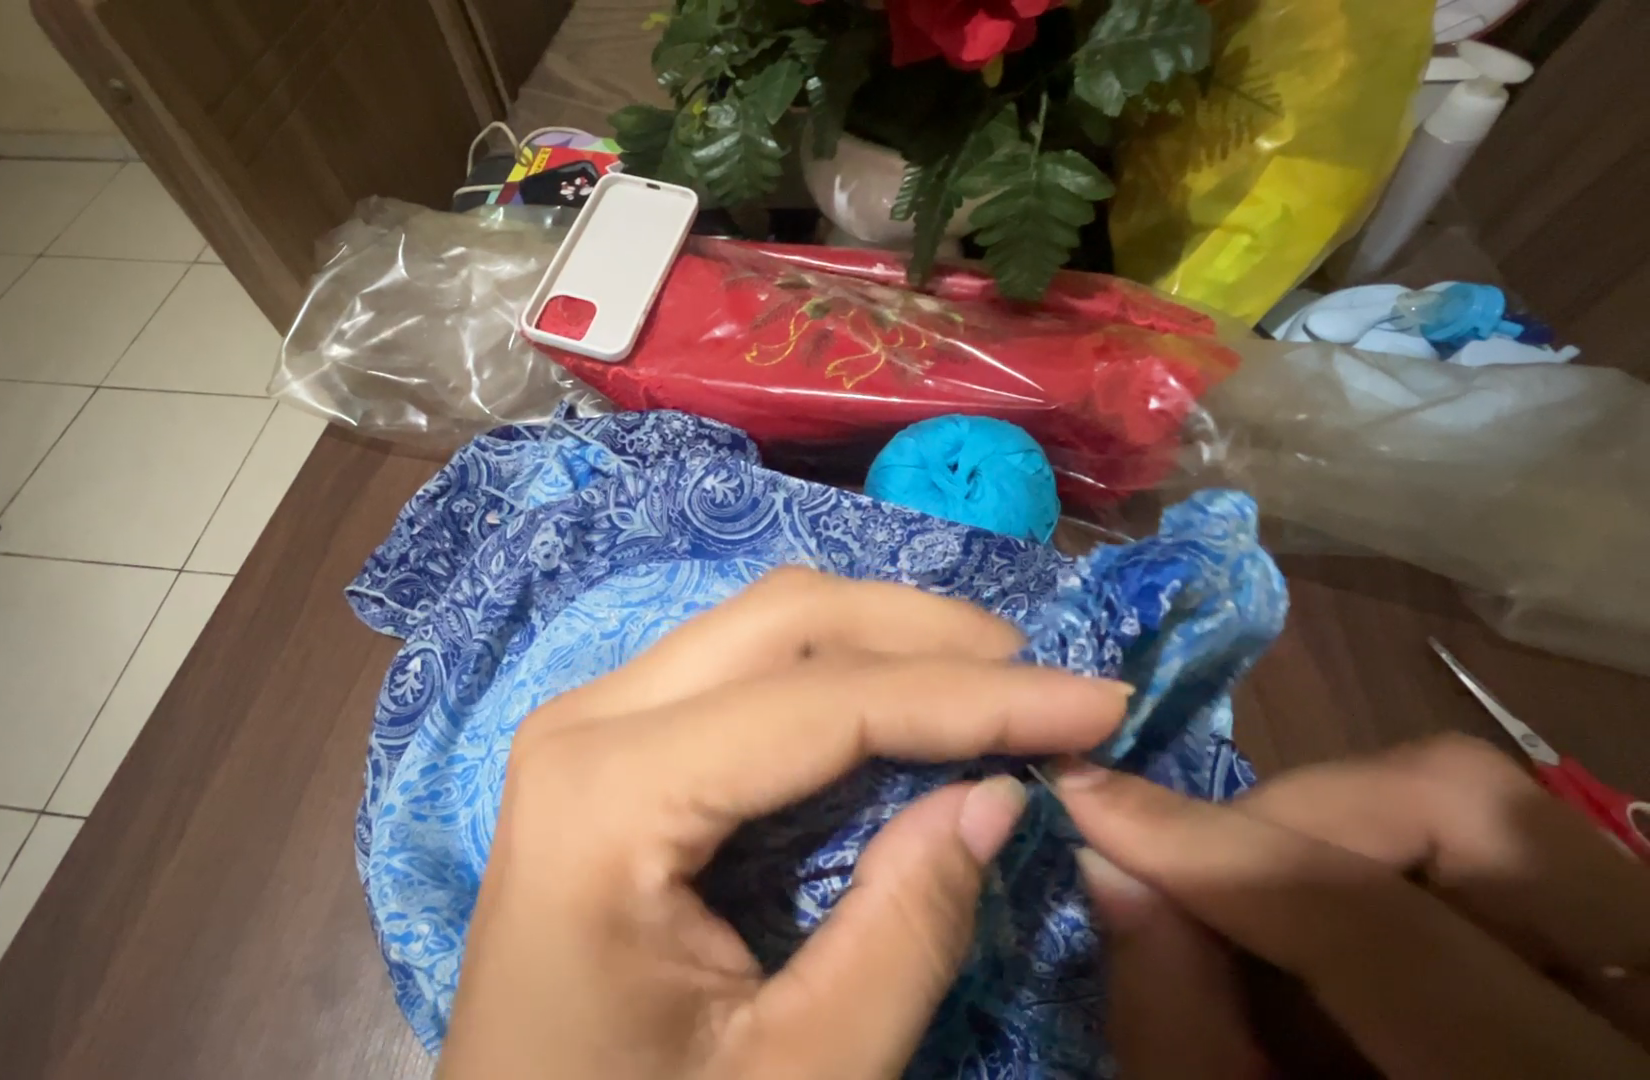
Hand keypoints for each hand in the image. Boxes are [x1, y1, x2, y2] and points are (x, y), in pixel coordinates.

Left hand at [437, 568, 1131, 1078]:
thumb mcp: (791, 1076)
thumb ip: (902, 931)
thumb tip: (998, 798)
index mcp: (610, 793)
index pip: (819, 704)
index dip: (970, 697)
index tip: (1095, 702)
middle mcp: (588, 718)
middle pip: (784, 620)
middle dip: (928, 637)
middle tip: (1044, 680)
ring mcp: (590, 716)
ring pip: (760, 625)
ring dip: (884, 639)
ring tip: (991, 684)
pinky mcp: (607, 735)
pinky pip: (735, 664)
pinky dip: (831, 669)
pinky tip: (899, 703)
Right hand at [1059, 734, 1649, 1078]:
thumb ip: (1175, 1024)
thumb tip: (1105, 862)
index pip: (1370, 922)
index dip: (1206, 847)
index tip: (1084, 795)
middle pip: (1457, 803)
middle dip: (1279, 817)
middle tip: (1195, 878)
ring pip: (1478, 803)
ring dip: (1323, 835)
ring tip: (1276, 931)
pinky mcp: (1629, 945)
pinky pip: (1491, 841)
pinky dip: (1375, 862)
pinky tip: (1342, 956)